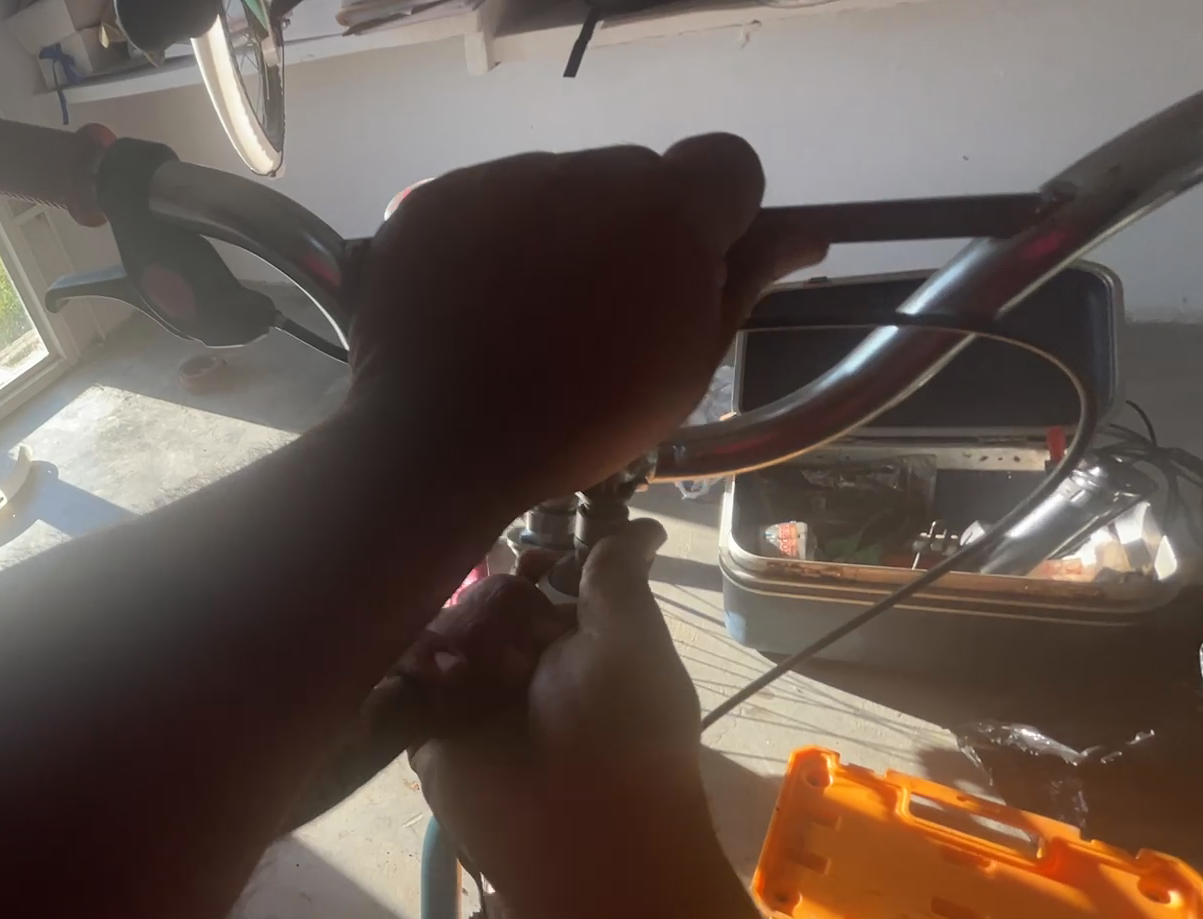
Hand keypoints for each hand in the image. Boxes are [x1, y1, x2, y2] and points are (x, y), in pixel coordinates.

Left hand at [347, 137, 825, 508]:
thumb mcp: (678, 372)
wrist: (436, 447)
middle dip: (619, 232)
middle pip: (625, 178)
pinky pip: (472, 205)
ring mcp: (491, 185)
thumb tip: (799, 235)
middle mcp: (578, 174)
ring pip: (542, 189)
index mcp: (664, 210)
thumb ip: (737, 288)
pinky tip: (463, 302)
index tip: (675, 276)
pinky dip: (476, 242)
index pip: (724, 166)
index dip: (709, 220)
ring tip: (509, 316)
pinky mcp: (424, 205)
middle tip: (579, 313)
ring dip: (543, 233)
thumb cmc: (571, 427)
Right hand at [409, 521, 702, 906]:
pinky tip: (439, 679)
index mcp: (573, 643)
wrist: (576, 837)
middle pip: (483, 599)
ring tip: (471, 671)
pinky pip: (405, 674)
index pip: (540, 581)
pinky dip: (415, 667)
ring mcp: (471, 694)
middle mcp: (520, 663)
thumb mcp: (629, 642)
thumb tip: (643, 523)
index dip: (532, 563)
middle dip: (489, 605)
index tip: (528, 559)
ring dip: (454, 639)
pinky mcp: (427, 723)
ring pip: (440, 630)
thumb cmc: (618, 729)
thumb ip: (615, 578)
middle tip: (504, 636)